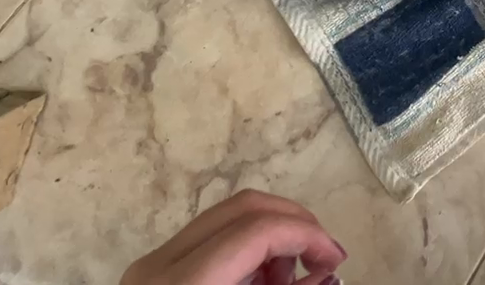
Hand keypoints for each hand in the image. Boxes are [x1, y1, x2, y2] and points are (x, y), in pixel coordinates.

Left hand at [120, 190, 346, 284]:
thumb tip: (326, 272)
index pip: (255, 230)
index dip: (306, 235)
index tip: (338, 260)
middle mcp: (158, 265)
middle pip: (242, 207)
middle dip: (292, 223)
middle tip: (321, 258)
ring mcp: (148, 267)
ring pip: (225, 219)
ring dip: (268, 237)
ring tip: (287, 282)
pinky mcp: (147, 277)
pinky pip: (207, 241)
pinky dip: (242, 252)